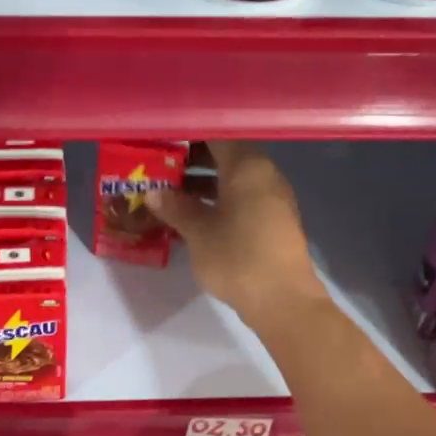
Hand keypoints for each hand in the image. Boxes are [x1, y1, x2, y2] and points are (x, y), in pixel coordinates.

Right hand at [148, 141, 327, 326]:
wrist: (282, 300)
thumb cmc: (237, 258)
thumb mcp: (198, 232)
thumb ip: (175, 207)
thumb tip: (153, 192)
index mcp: (247, 166)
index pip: (215, 135)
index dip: (186, 137)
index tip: (160, 141)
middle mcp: (264, 174)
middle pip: (225, 156)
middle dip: (191, 162)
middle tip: (158, 169)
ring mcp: (272, 199)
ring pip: (233, 180)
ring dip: (203, 184)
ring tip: (169, 194)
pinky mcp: (273, 222)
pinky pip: (241, 199)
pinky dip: (218, 201)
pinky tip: (194, 216)